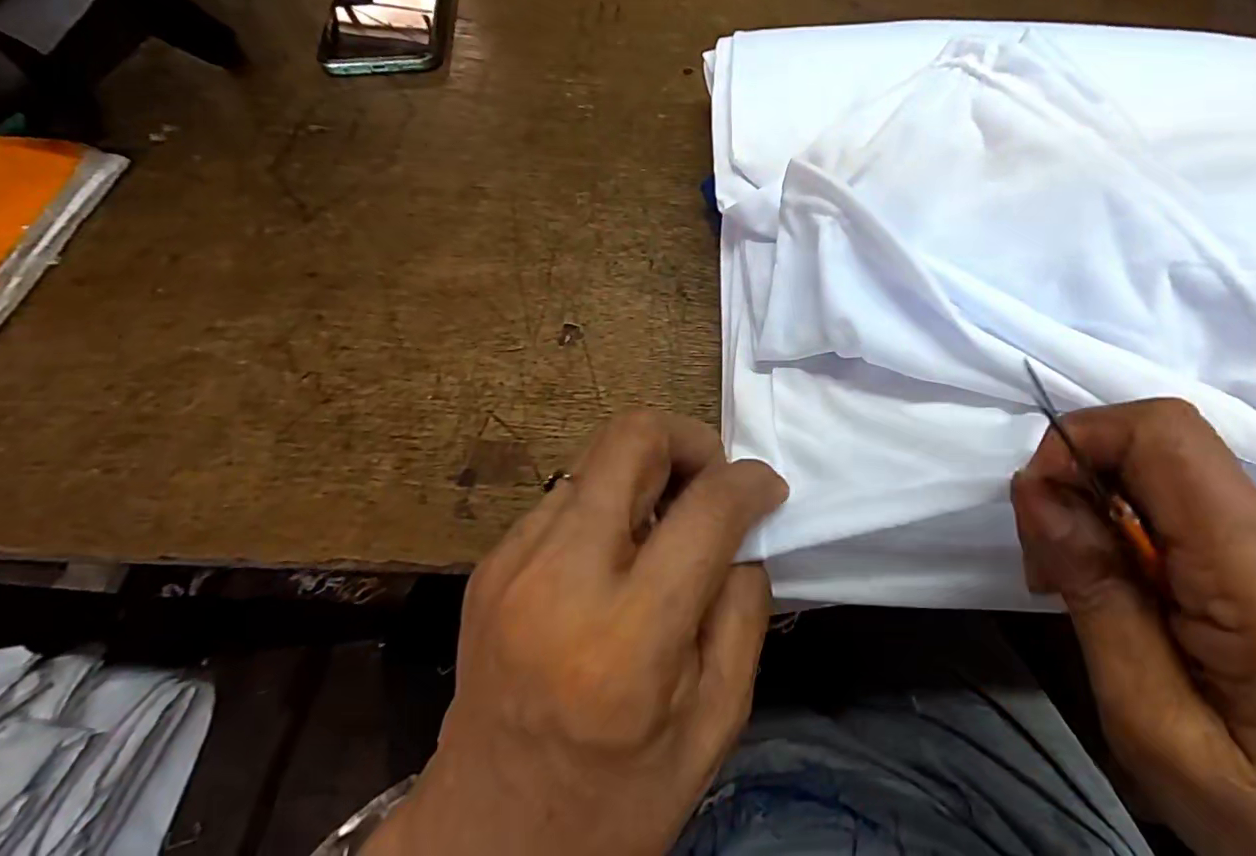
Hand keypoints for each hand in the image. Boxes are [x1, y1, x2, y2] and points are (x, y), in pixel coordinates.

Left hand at [367, 411, 786, 855]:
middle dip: (690, 442)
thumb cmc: (621, 794)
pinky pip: (569, 495)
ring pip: (600, 458)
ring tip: (668, 528)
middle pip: (632, 439)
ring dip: (649, 474)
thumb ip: (743, 607)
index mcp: (628, 637)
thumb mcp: (718, 715)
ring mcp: (512, 567)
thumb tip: (743, 531)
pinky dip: (611, 504)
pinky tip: (621, 557)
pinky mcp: (489, 566)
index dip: (751, 481)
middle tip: (713, 487)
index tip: (768, 490)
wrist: (487, 843)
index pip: (706, 508)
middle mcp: (558, 582)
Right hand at [1011, 400, 1255, 855]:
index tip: (1040, 503)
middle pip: (1166, 450)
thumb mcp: (1150, 726)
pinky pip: (1205, 499)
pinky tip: (1153, 594)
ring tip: (1104, 597)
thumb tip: (1037, 490)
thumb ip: (1098, 597)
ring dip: (1115, 512)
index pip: (1169, 437)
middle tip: (1054, 574)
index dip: (1087, 438)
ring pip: (1179, 474)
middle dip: (1086, 485)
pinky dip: (1154, 527)